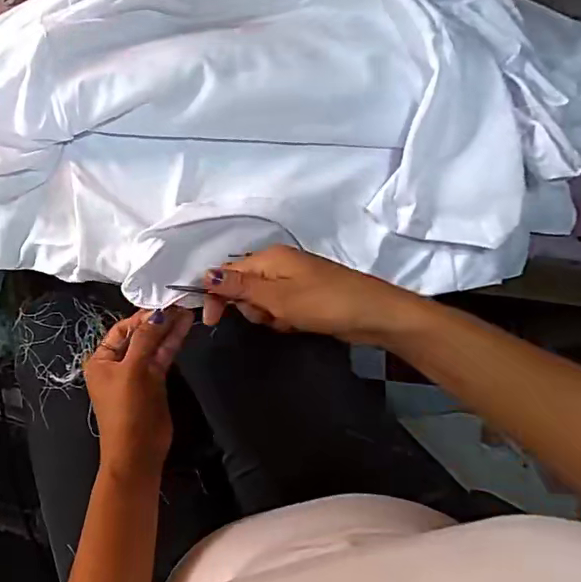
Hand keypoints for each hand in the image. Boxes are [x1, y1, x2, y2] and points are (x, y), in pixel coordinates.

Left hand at [84, 307, 193, 480]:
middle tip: (179, 302)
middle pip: (139, 335)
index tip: (163, 302)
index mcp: (100, 360)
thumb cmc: (127, 410)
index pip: (121, 329)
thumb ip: (146, 339)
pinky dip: (172, 343)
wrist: (137, 452)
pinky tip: (184, 328)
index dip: (142, 316)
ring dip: (168, 329)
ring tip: (186, 310)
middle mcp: (116, 364)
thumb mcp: (133, 370)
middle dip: (158, 321)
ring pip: (153, 345)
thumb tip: (158, 313)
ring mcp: (137, 373)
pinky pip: (162, 357)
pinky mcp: (154, 382)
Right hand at [199, 245, 431, 345]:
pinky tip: (297, 324)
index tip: (211, 321)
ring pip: (259, 301)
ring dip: (267, 316)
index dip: (215, 296)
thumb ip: (239, 287)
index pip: (226, 273)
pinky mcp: (304, 295)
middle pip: (241, 288)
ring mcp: (292, 280)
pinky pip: (278, 308)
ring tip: (287, 321)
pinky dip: (282, 319)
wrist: (374, 315)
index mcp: (268, 257)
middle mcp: (277, 264)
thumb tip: (206, 275)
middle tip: (270, 316)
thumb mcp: (277, 297)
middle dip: (249, 308)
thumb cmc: (324, 303)